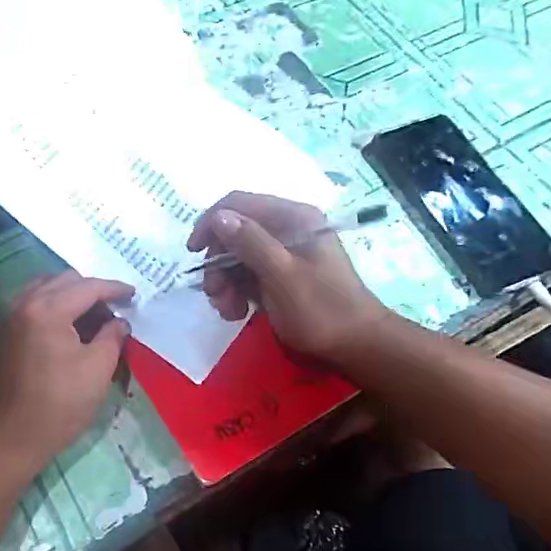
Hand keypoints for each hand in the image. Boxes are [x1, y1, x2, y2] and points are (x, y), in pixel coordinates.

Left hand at [0, 271, 134, 474]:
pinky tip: (72, 329)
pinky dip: (55, 308)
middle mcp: (24, 304)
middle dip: (92, 291)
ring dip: (72, 297)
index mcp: (47, 309)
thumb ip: (113, 336)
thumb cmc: (60, 404)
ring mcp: (10, 319)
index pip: (87, 287)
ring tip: (95, 319)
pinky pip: (34, 306)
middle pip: (64, 281)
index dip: (114, 289)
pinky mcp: (5, 335)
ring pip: (46, 291)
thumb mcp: (98, 368)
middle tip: (115, 310)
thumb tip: (119, 322)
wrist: (12, 437)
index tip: (134, 295)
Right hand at [186, 191, 394, 362]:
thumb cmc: (322, 310)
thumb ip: (251, 243)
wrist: (357, 345)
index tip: (194, 253)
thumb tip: (219, 217)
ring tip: (229, 311)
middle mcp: (289, 229)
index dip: (211, 224)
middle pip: (236, 233)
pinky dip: (238, 292)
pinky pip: (249, 275)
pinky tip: (238, 313)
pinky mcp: (283, 276)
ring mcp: (286, 253)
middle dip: (219, 263)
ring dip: (226, 282)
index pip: (239, 204)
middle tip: (214, 294)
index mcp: (293, 218)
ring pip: (239, 257)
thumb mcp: (282, 276)